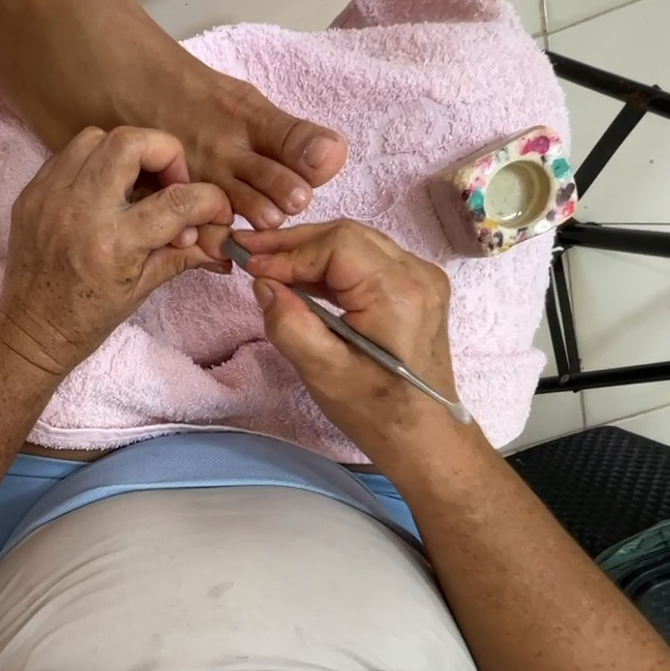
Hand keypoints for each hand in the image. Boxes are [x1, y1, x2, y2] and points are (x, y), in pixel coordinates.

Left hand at [0, 126, 231, 374]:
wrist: (31, 330)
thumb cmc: (87, 317)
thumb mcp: (141, 288)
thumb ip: (182, 254)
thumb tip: (223, 238)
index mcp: (113, 246)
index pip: (176, 201)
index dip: (208, 200)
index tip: (215, 210)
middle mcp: (80, 214)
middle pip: (131, 143)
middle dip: (164, 153)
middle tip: (170, 182)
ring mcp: (50, 200)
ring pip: (96, 138)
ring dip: (125, 152)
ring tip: (134, 184)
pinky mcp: (31, 196)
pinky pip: (67, 156)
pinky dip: (92, 163)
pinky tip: (103, 191)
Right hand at [233, 221, 463, 450]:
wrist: (422, 435)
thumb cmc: (374, 410)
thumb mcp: (322, 371)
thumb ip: (289, 323)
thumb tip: (264, 284)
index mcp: (397, 292)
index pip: (335, 246)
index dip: (287, 253)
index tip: (249, 267)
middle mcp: (416, 273)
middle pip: (346, 235)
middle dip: (293, 242)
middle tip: (247, 248)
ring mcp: (419, 279)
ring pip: (354, 244)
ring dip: (307, 250)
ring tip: (265, 259)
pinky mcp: (412, 290)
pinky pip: (364, 261)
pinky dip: (326, 265)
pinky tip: (297, 277)